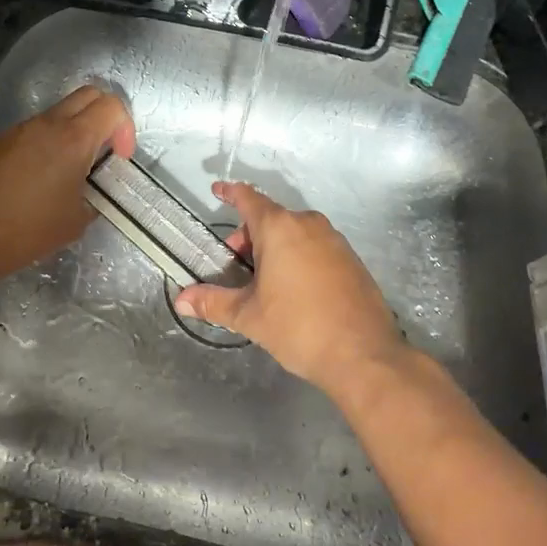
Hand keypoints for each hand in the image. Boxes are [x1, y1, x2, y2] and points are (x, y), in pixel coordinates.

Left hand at [0, 86, 134, 277]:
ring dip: (76, 128)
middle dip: (105, 118)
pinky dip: (51, 139)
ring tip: (72, 167)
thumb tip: (94, 184)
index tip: (118, 159)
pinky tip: (43, 175)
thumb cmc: (29, 230)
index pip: (112, 106)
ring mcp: (22, 128)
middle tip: (103, 152)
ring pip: (61, 110)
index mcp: (73, 139)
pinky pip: (37, 127)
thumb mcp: (77, 220)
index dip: (124, 129)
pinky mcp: (2, 139)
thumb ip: (95, 192)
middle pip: (89, 94)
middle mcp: (48, 123)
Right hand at [175, 182, 409, 392]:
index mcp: (279, 228)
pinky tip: (297, 290)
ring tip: (266, 282)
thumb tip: (182, 300)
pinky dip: (299, 256)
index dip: (230, 193)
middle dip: (250, 236)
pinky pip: (316, 247)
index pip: (248, 198)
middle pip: (271, 218)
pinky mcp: (352, 259)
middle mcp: (308, 224)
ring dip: (276, 247)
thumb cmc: (299, 327)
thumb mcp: (249, 317)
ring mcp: (334, 240)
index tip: (218, 190)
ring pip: (295, 232)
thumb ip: (213, 303)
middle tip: (238, 266)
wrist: (363, 354)